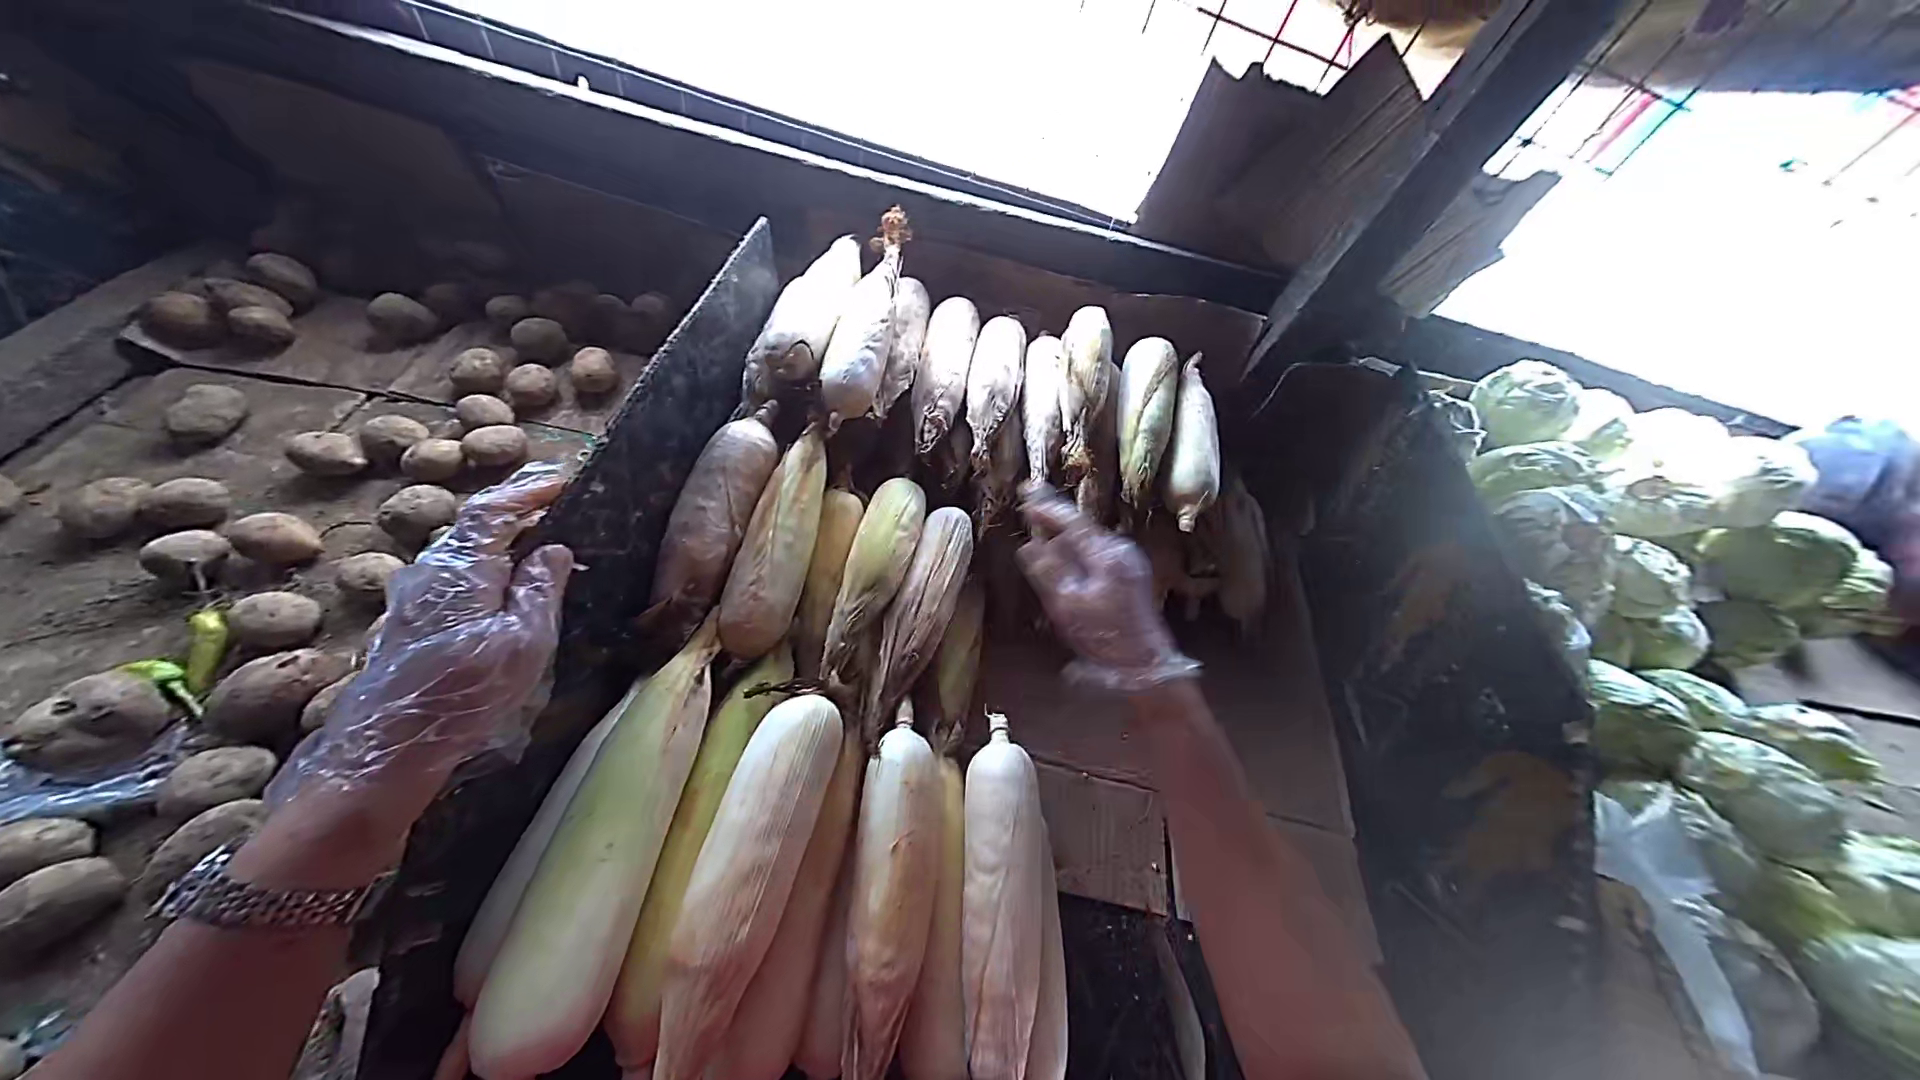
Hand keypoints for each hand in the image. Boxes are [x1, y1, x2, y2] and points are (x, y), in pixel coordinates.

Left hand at [268, 461, 574, 824]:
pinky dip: (492, 565)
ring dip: (506, 540)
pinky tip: (512, 584)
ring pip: (467, 551)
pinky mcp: (412, 619)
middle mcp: (430, 571)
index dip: (530, 490)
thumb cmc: (467, 689)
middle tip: (563, 508)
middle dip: (521, 511)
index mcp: (461, 568)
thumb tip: (553, 547)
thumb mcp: (524, 639)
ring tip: (546, 544)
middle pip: (477, 526)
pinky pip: (460, 574)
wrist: (387, 750)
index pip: (494, 511)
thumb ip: (540, 587)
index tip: (567, 480)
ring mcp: (415, 595)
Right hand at [1015, 482, 1197, 691]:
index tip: (1027, 489)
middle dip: (1055, 518)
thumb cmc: (1103, 637)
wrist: (1145, 664)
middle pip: (1082, 527)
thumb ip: (1048, 570)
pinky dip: (1078, 550)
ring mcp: (1129, 561)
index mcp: (1106, 555)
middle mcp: (1121, 551)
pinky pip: (1097, 552)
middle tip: (1029, 504)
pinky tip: (1064, 556)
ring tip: (1041, 529)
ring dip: (1065, 536)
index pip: (1072, 521)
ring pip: (1089, 540)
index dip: (1048, 505)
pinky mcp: (1131, 573)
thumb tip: (1029, 544)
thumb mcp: (1067, 605)